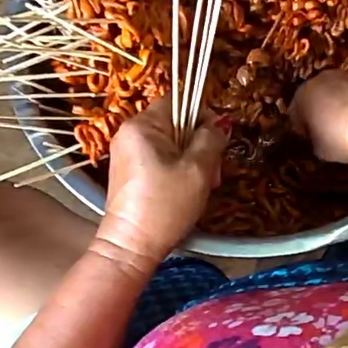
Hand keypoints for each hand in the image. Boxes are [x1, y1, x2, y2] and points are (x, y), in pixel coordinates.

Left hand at [93, 98, 227, 271]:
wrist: (130, 247)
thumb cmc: (164, 206)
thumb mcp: (197, 170)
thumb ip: (211, 140)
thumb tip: (220, 123)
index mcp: (141, 126)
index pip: (178, 101)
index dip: (202, 116)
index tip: (217, 140)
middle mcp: (129, 134)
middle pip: (175, 124)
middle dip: (199, 145)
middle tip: (214, 173)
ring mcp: (126, 154)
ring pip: (170, 145)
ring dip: (192, 161)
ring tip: (203, 187)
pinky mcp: (129, 174)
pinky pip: (159, 161)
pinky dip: (177, 172)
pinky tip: (187, 192)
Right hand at [290, 71, 347, 162]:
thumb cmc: (340, 137)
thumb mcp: (319, 150)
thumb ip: (314, 142)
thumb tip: (318, 140)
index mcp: (302, 94)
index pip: (294, 113)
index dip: (301, 129)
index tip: (309, 141)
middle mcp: (322, 78)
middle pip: (317, 98)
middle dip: (321, 113)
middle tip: (328, 134)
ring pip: (340, 94)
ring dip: (342, 108)